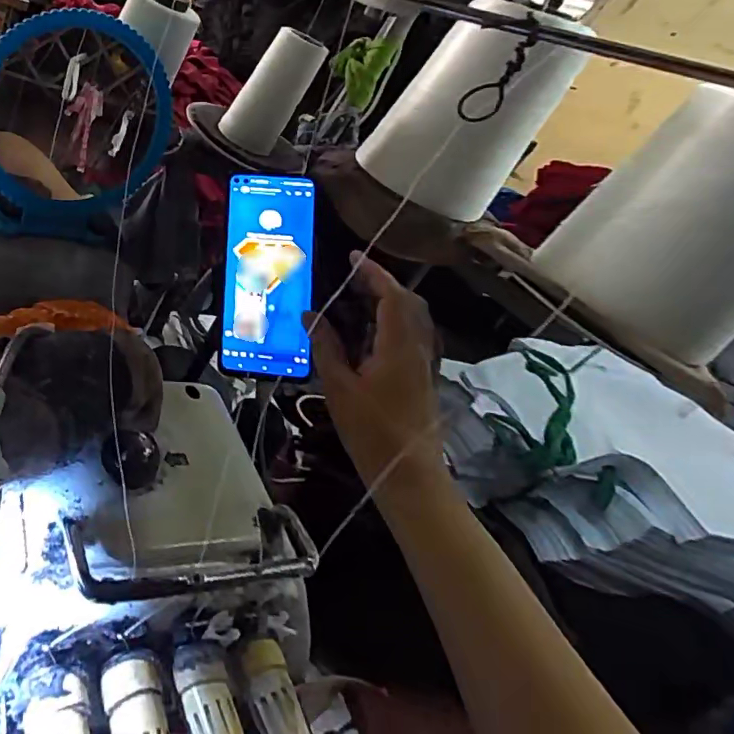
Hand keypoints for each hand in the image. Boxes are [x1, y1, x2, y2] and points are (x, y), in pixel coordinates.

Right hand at [307, 254, 446, 492]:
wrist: (409, 475)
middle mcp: (417, 346)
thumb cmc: (372, 431)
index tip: (352, 257)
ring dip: (385, 304)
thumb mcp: (339, 388)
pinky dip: (389, 325)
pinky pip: (409, 337)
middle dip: (379, 285)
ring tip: (352, 304)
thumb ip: (326, 347)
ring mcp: (423, 362)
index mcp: (399, 344)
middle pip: (405, 302)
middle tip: (349, 281)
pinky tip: (365, 337)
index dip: (372, 272)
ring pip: (409, 319)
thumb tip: (310, 315)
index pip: (391, 294)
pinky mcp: (422, 376)